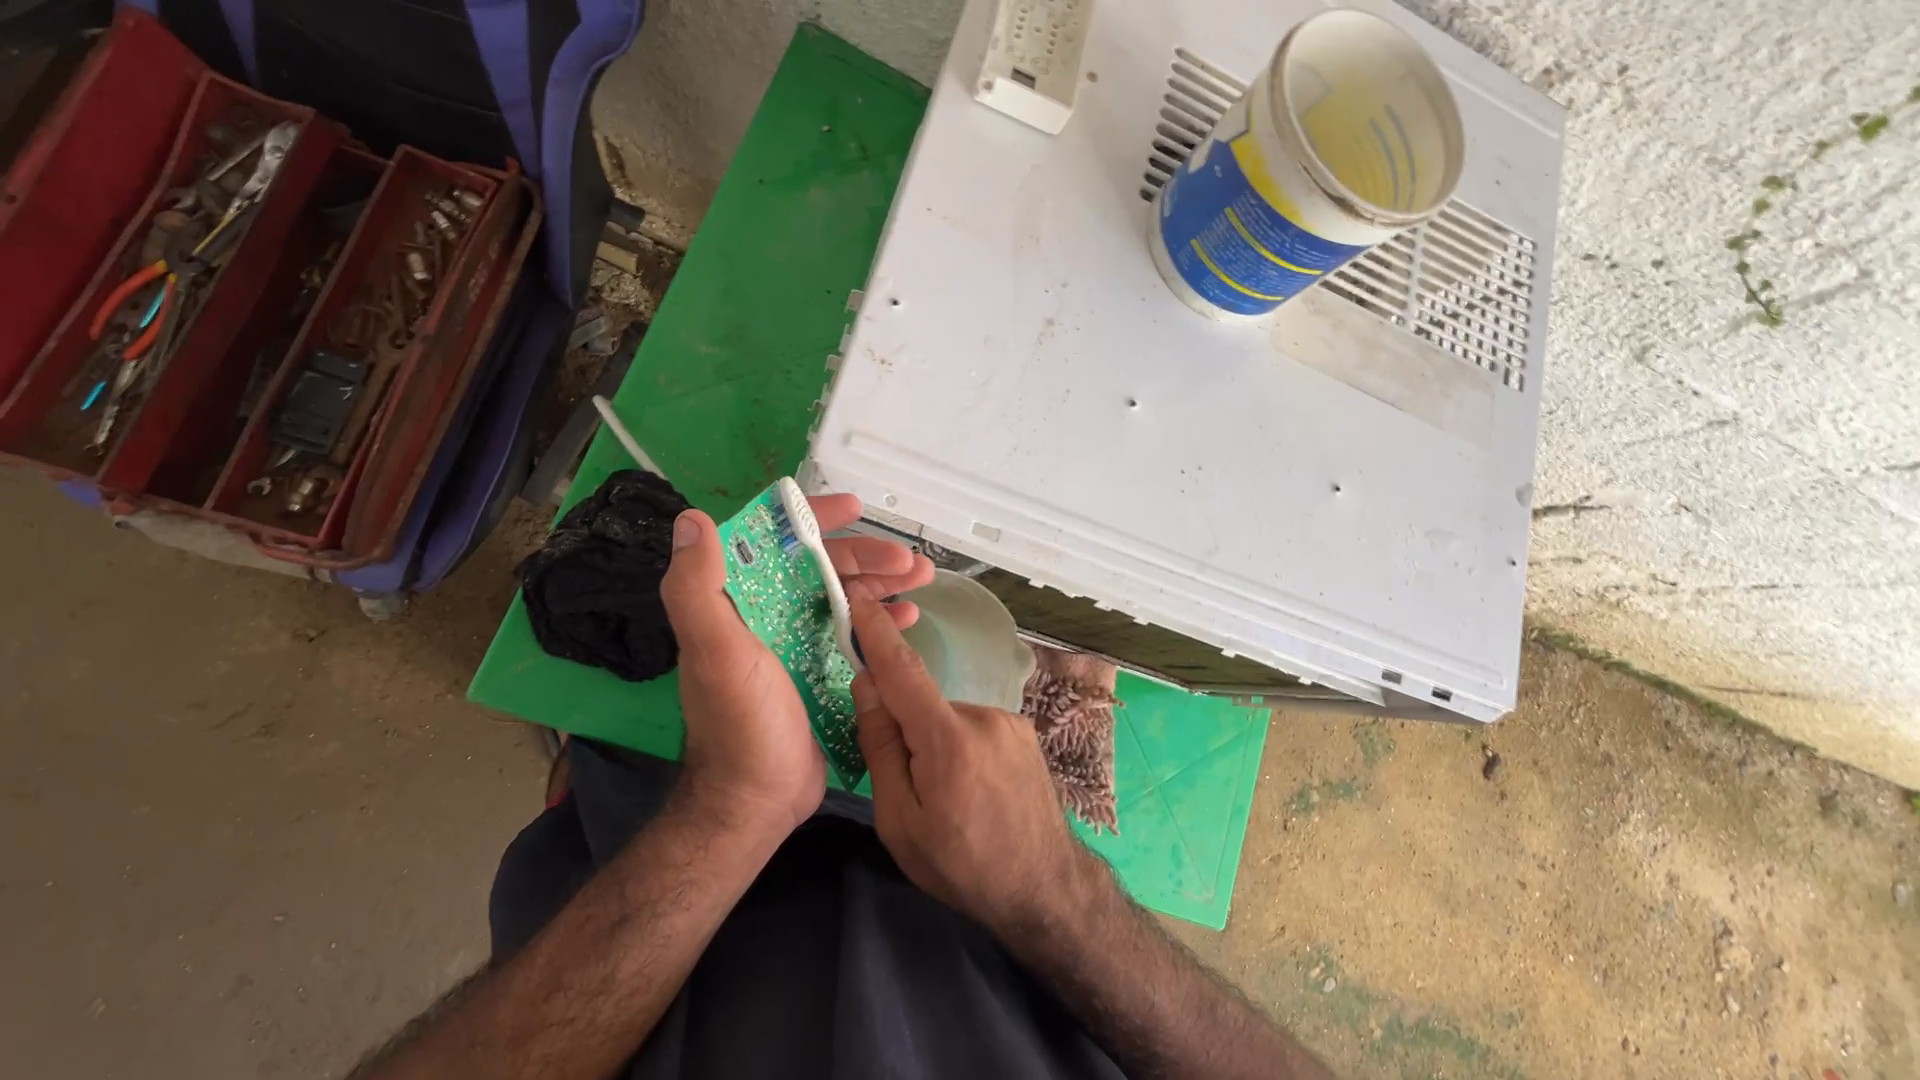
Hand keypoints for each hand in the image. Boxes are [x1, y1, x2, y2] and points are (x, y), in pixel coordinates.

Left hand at [660, 495, 932, 836]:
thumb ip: (697, 586)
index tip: (854, 508)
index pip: (775, 542)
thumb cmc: (738, 720)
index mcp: (740, 601)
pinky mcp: (821, 672)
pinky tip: (909, 618)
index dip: (812, 518)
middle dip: (867, 556)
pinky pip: (856, 634)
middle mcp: (767, 615)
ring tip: (923, 581)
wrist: (758, 798)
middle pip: (822, 568)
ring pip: (845, 597)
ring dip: (884, 584)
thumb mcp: (714, 649)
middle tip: (910, 561)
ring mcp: (796, 644)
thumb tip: (692, 519)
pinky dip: (881, 620)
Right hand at [847, 584, 1089, 933]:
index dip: (877, 632)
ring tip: (951, 802)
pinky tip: (975, 793)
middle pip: (923, 704)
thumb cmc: (962, 866)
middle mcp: (983, 717)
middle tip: (911, 791)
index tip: (857, 598)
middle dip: (905, 732)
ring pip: (949, 720)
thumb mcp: (900, 821)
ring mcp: (1010, 723)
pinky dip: (961, 749)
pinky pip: (974, 729)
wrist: (1045, 890)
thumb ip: (882, 747)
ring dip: (936, 745)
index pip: (902, 670)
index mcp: (948, 740)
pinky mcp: (1025, 733)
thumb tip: (868, 686)